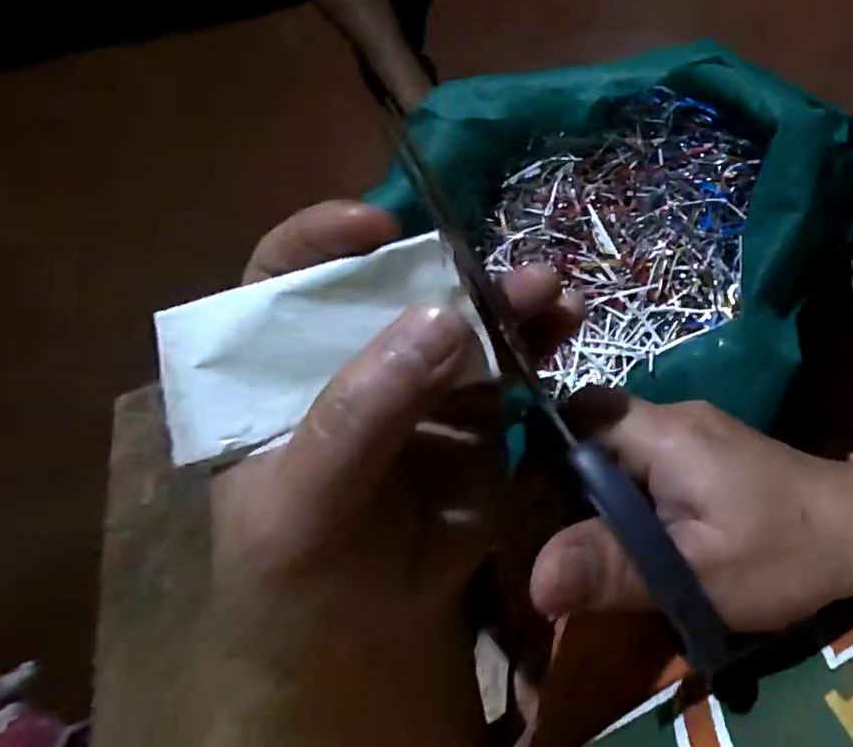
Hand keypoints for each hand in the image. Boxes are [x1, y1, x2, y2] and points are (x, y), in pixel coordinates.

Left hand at [187, 201, 581, 746]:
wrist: (369, 629)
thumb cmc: (300, 567)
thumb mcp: (303, 503)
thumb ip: (362, 413)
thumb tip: (444, 317)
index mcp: (283, 367)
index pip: (287, 279)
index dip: (324, 240)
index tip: (376, 223)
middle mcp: (361, 353)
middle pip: (407, 288)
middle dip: (457, 269)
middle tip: (513, 274)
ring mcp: (429, 374)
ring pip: (474, 316)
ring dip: (515, 298)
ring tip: (553, 293)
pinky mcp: (484, 401)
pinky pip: (516, 356)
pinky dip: (544, 334)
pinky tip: (569, 321)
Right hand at [528, 397, 852, 631]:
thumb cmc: (779, 549)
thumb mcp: (695, 570)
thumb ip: (616, 567)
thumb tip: (530, 577)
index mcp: (663, 433)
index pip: (579, 416)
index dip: (542, 458)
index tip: (523, 513)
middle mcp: (676, 417)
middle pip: (596, 430)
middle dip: (565, 481)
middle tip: (550, 541)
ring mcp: (697, 431)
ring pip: (622, 448)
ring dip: (599, 493)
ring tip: (585, 548)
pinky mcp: (711, 451)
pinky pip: (650, 460)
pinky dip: (630, 494)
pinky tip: (634, 537)